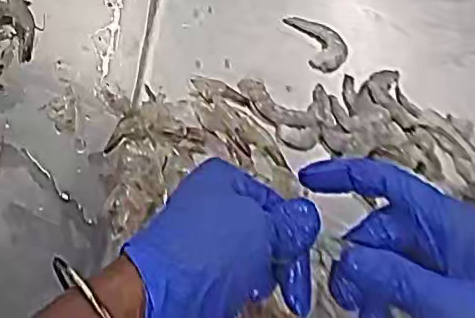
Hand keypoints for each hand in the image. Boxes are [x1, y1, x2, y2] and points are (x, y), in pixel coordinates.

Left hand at [124, 158, 320, 317]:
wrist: (167, 289)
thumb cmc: (206, 248)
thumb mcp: (260, 226)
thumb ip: (289, 223)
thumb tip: (307, 214)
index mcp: (223, 178)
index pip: (277, 204)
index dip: (293, 235)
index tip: (299, 261)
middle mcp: (213, 202)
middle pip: (267, 233)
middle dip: (278, 258)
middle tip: (283, 280)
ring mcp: (207, 236)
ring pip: (256, 260)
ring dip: (263, 277)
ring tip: (252, 287)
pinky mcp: (203, 267)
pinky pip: (238, 278)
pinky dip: (247, 291)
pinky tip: (243, 298)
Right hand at [299, 158, 474, 317]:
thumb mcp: (452, 303)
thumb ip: (393, 275)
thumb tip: (343, 258)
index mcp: (450, 219)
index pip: (383, 178)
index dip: (341, 173)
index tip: (307, 181)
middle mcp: (449, 235)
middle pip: (381, 227)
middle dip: (356, 256)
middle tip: (344, 292)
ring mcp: (456, 265)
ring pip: (392, 260)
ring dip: (372, 283)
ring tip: (365, 311)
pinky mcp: (460, 294)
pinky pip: (411, 283)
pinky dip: (392, 297)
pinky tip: (385, 313)